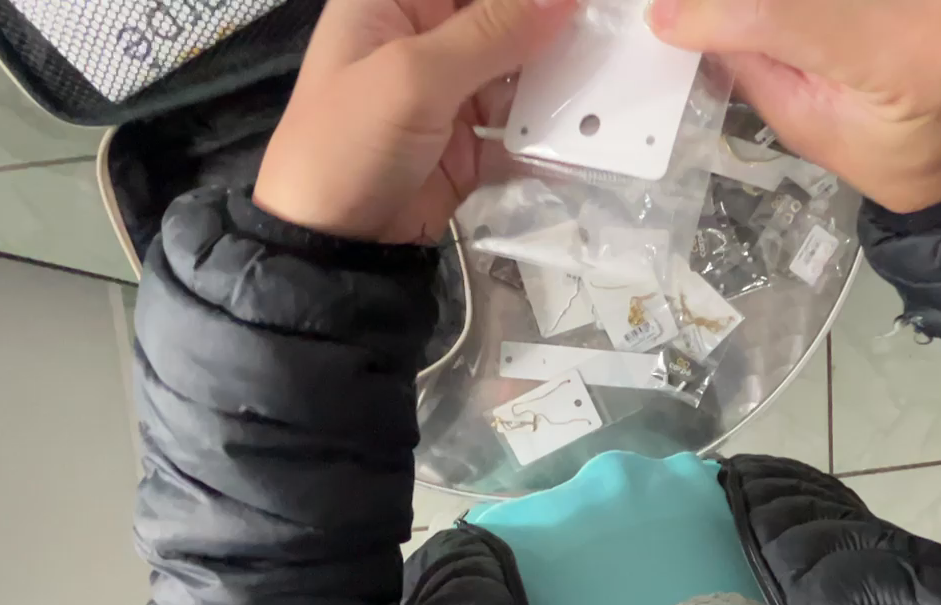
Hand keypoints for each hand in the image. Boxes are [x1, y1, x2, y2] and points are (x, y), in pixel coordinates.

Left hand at [255, 0, 577, 243]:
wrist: (334, 245)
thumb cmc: (350, 143)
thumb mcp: (416, 76)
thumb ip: (492, 34)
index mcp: (396, 1)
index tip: (577, 4)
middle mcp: (425, 43)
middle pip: (500, 23)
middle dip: (549, 32)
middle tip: (606, 38)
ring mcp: (448, 102)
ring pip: (515, 82)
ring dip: (553, 90)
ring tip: (603, 92)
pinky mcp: (466, 154)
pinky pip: (514, 140)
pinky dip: (542, 146)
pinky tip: (577, 145)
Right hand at [649, 0, 940, 213]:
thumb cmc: (904, 155)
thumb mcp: (818, 131)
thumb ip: (757, 66)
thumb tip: (688, 13)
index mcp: (907, 49)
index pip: (780, 7)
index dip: (711, 10)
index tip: (664, 18)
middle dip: (739, 1)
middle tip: (695, 16)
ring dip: (784, 4)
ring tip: (743, 22)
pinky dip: (816, 1)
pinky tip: (796, 17)